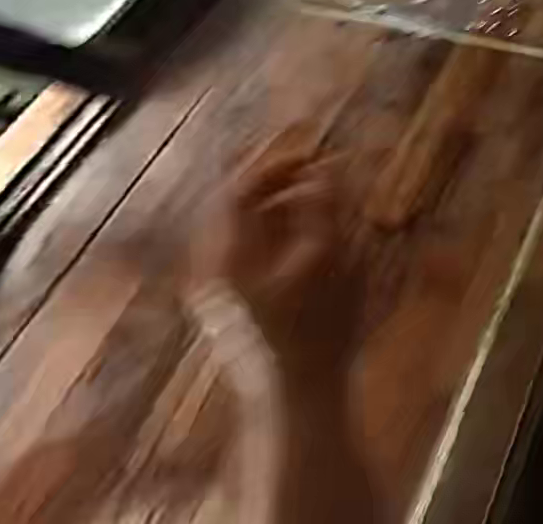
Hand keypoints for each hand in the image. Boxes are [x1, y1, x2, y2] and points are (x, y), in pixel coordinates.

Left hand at [190, 130, 357, 378]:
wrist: (297, 390)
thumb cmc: (316, 321)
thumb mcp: (328, 256)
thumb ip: (324, 208)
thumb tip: (325, 169)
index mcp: (227, 256)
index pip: (238, 192)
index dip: (276, 166)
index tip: (314, 152)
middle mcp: (214, 268)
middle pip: (239, 209)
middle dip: (281, 185)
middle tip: (322, 171)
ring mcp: (222, 288)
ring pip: (248, 229)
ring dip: (285, 207)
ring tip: (325, 199)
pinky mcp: (236, 301)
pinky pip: (254, 249)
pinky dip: (282, 231)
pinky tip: (315, 233)